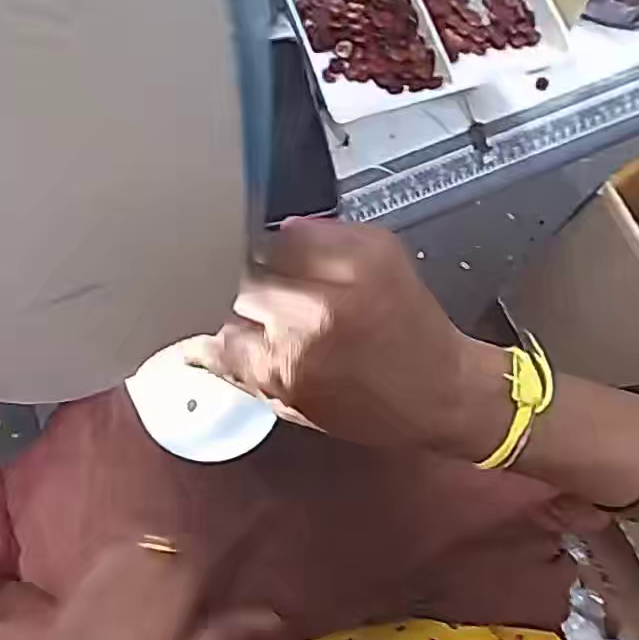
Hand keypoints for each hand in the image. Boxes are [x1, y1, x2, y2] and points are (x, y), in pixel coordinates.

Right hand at [184, 217, 510, 459]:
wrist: (445, 389)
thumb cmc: (373, 411)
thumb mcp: (297, 407)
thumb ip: (242, 372)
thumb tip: (194, 347)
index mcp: (288, 365)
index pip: (219, 331)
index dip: (219, 330)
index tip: (223, 329)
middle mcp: (310, 314)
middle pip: (239, 282)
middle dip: (241, 298)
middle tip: (260, 310)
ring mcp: (343, 273)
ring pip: (268, 245)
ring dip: (270, 266)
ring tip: (289, 285)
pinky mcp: (369, 244)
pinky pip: (307, 228)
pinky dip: (302, 246)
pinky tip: (314, 269)